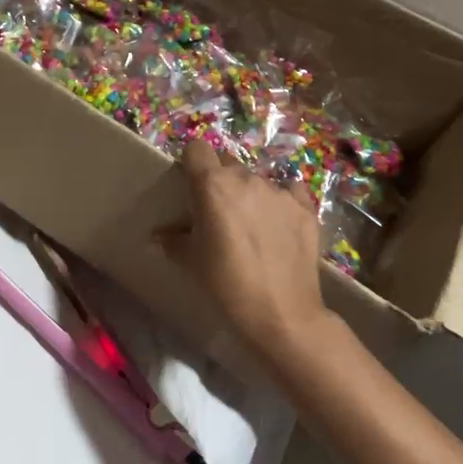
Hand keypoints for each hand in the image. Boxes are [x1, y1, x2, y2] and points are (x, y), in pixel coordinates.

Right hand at [158, 145, 330, 358]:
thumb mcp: (190, 261)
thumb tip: (157, 237)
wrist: (282, 314)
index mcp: (212, 185)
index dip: (192, 163)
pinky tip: (280, 224)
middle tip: (220, 211)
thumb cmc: (226, 284)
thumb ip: (172, 239)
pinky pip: (289, 191)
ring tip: (252, 225)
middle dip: (221, 181)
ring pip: (257, 180)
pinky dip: (281, 202)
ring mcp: (279, 192)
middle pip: (228, 164)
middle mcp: (246, 179)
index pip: (197, 149)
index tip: (191, 184)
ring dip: (250, 194)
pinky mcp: (305, 209)